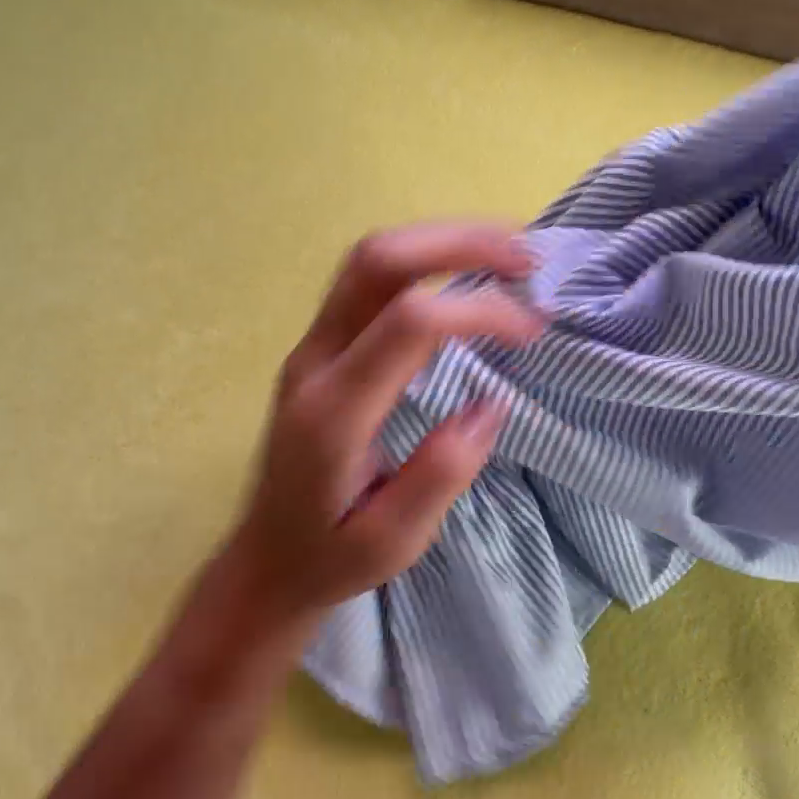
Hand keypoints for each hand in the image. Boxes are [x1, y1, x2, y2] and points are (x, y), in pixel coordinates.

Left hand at [227, 224, 545, 618]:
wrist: (266, 559)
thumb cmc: (332, 555)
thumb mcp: (394, 541)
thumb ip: (440, 474)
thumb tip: (491, 403)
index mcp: (334, 412)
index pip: (409, 324)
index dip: (479, 312)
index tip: (533, 329)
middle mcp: (314, 362)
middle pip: (377, 263)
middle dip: (459, 243)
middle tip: (529, 257)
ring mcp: (312, 347)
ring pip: (371, 259)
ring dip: (444, 240)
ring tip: (511, 250)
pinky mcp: (323, 346)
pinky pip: (372, 279)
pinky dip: (428, 259)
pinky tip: (470, 270)